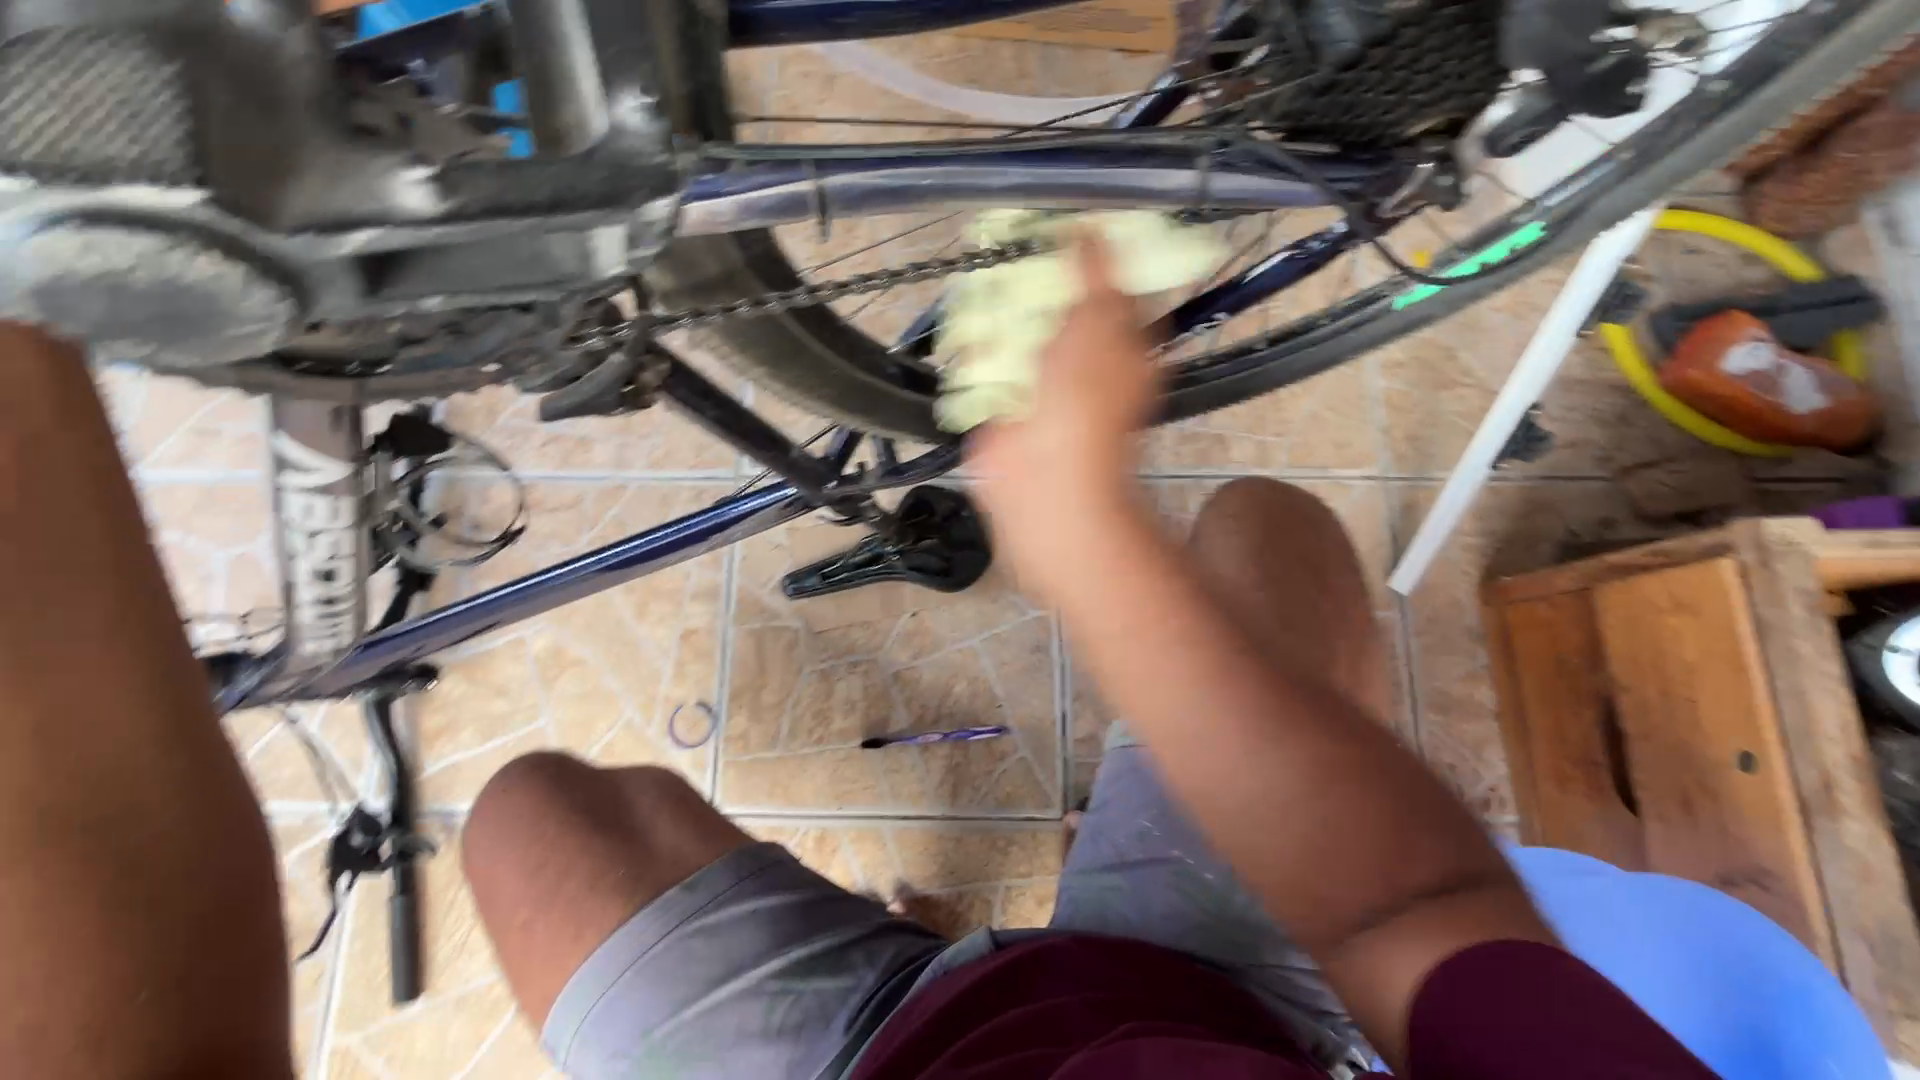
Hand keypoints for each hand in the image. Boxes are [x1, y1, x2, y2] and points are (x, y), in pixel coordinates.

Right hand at [967, 231, 1159, 600]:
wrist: (1042, 475)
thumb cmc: (1086, 401)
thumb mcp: (1101, 321)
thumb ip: (1096, 272)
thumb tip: (1090, 227)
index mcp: (1119, 342)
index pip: (1111, 286)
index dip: (1094, 253)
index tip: (1066, 218)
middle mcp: (1080, 357)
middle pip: (1057, 301)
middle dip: (1035, 274)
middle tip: (1013, 236)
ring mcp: (1038, 378)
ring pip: (1017, 326)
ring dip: (1000, 303)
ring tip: (986, 264)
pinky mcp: (1000, 398)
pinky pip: (984, 359)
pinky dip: (974, 340)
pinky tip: (965, 311)